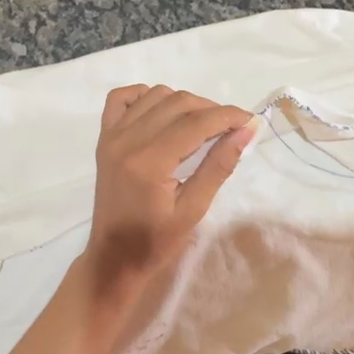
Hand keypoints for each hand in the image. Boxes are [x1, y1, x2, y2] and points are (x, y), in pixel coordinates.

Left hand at [86, 85, 255, 288]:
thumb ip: (218, 166)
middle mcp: (126, 141)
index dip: (227, 116)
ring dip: (182, 102)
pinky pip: (121, 99)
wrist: (113, 257)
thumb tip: (246, 131)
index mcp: (149, 162)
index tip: (250, 120)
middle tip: (230, 128)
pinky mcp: (104, 138)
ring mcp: (111, 137)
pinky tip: (162, 113)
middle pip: (176, 103)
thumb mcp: (194, 209)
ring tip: (201, 125)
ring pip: (154, 95)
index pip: (195, 123)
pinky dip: (144, 96)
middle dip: (210, 109)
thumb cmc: (156, 242)